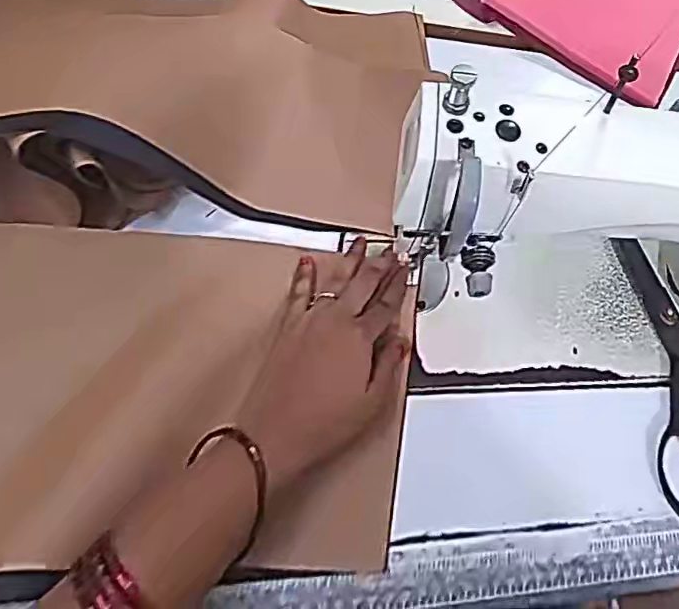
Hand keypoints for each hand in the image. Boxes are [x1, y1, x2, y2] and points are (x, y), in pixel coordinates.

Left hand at [236, 242, 409, 490]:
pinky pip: (299, 292)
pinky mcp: (289, 326)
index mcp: (360, 338)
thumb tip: (400, 343)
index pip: (386, 304)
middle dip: (382, 263)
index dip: (399, 284)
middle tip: (392, 251)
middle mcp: (337, 321)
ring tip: (361, 242)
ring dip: (352, 259)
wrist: (271, 435)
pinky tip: (308, 262)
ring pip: (337, 279)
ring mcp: (311, 320)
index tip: (406, 270)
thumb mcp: (371, 403)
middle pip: (365, 283)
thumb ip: (389, 366)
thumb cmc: (320, 424)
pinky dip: (304, 274)